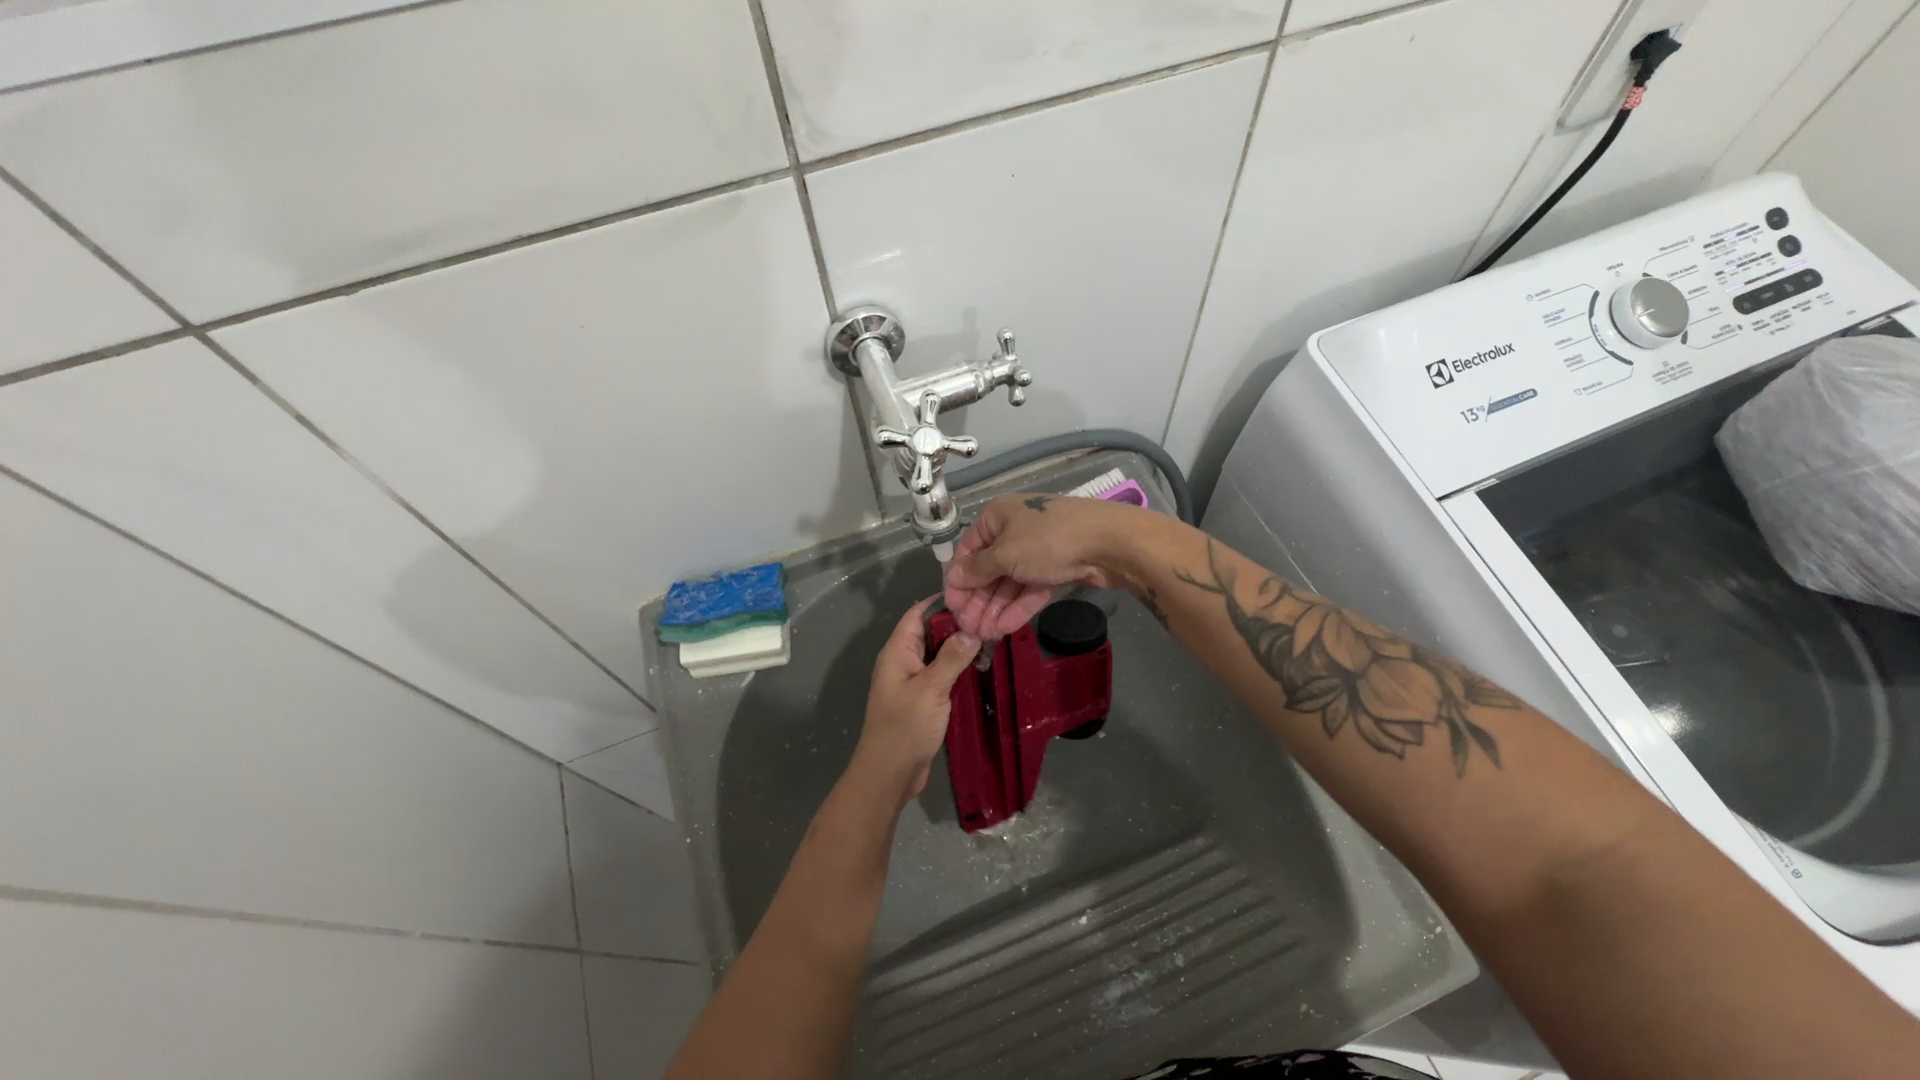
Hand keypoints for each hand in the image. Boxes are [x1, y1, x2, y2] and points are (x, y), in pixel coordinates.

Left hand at [852, 598, 982, 799]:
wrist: (890, 774)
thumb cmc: (904, 727)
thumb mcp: (930, 689)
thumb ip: (951, 658)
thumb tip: (972, 630)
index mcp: (897, 652)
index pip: (917, 614)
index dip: (942, 602)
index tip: (974, 595)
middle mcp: (904, 662)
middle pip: (930, 633)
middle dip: (957, 625)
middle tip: (993, 618)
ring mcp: (913, 681)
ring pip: (939, 655)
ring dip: (961, 649)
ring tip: (994, 639)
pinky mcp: (924, 700)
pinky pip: (942, 675)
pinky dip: (959, 670)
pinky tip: (983, 668)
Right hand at [942, 494, 1138, 639]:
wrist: (1109, 542)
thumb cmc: (1048, 540)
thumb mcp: (1006, 554)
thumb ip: (977, 569)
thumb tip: (952, 577)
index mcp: (998, 516)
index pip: (969, 550)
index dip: (959, 579)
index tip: (952, 607)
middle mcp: (1016, 530)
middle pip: (990, 569)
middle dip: (978, 600)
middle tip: (967, 629)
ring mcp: (1039, 550)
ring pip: (1010, 582)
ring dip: (995, 609)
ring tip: (983, 637)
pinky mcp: (1057, 568)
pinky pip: (1031, 589)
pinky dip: (1018, 607)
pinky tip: (1004, 629)